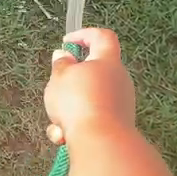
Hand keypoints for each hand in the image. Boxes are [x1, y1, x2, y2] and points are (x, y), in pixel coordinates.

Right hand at [44, 27, 135, 144]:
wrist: (100, 140)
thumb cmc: (78, 101)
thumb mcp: (60, 77)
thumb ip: (61, 64)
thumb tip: (65, 56)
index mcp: (107, 61)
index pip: (102, 36)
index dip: (84, 34)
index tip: (66, 42)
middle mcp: (118, 79)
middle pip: (95, 70)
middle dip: (71, 78)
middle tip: (56, 85)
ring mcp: (120, 102)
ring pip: (89, 97)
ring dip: (69, 106)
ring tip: (56, 119)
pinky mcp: (116, 122)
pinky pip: (91, 116)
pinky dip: (75, 123)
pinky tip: (63, 134)